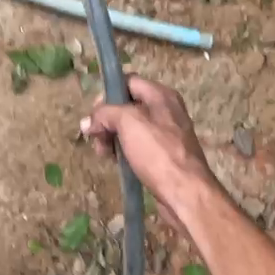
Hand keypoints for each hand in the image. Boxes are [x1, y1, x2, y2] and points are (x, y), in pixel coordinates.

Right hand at [82, 76, 222, 227]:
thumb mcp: (127, 122)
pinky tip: (116, 161)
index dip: (108, 93)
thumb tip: (87, 122)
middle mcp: (165, 110)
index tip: (95, 113)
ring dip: (112, 137)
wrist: (186, 193)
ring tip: (103, 153)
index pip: (128, 81)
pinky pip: (138, 144)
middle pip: (127, 105)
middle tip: (95, 137)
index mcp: (161, 96)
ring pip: (130, 127)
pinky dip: (124, 149)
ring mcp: (166, 133)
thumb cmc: (158, 152)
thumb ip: (104, 114)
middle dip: (107, 120)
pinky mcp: (164, 154)